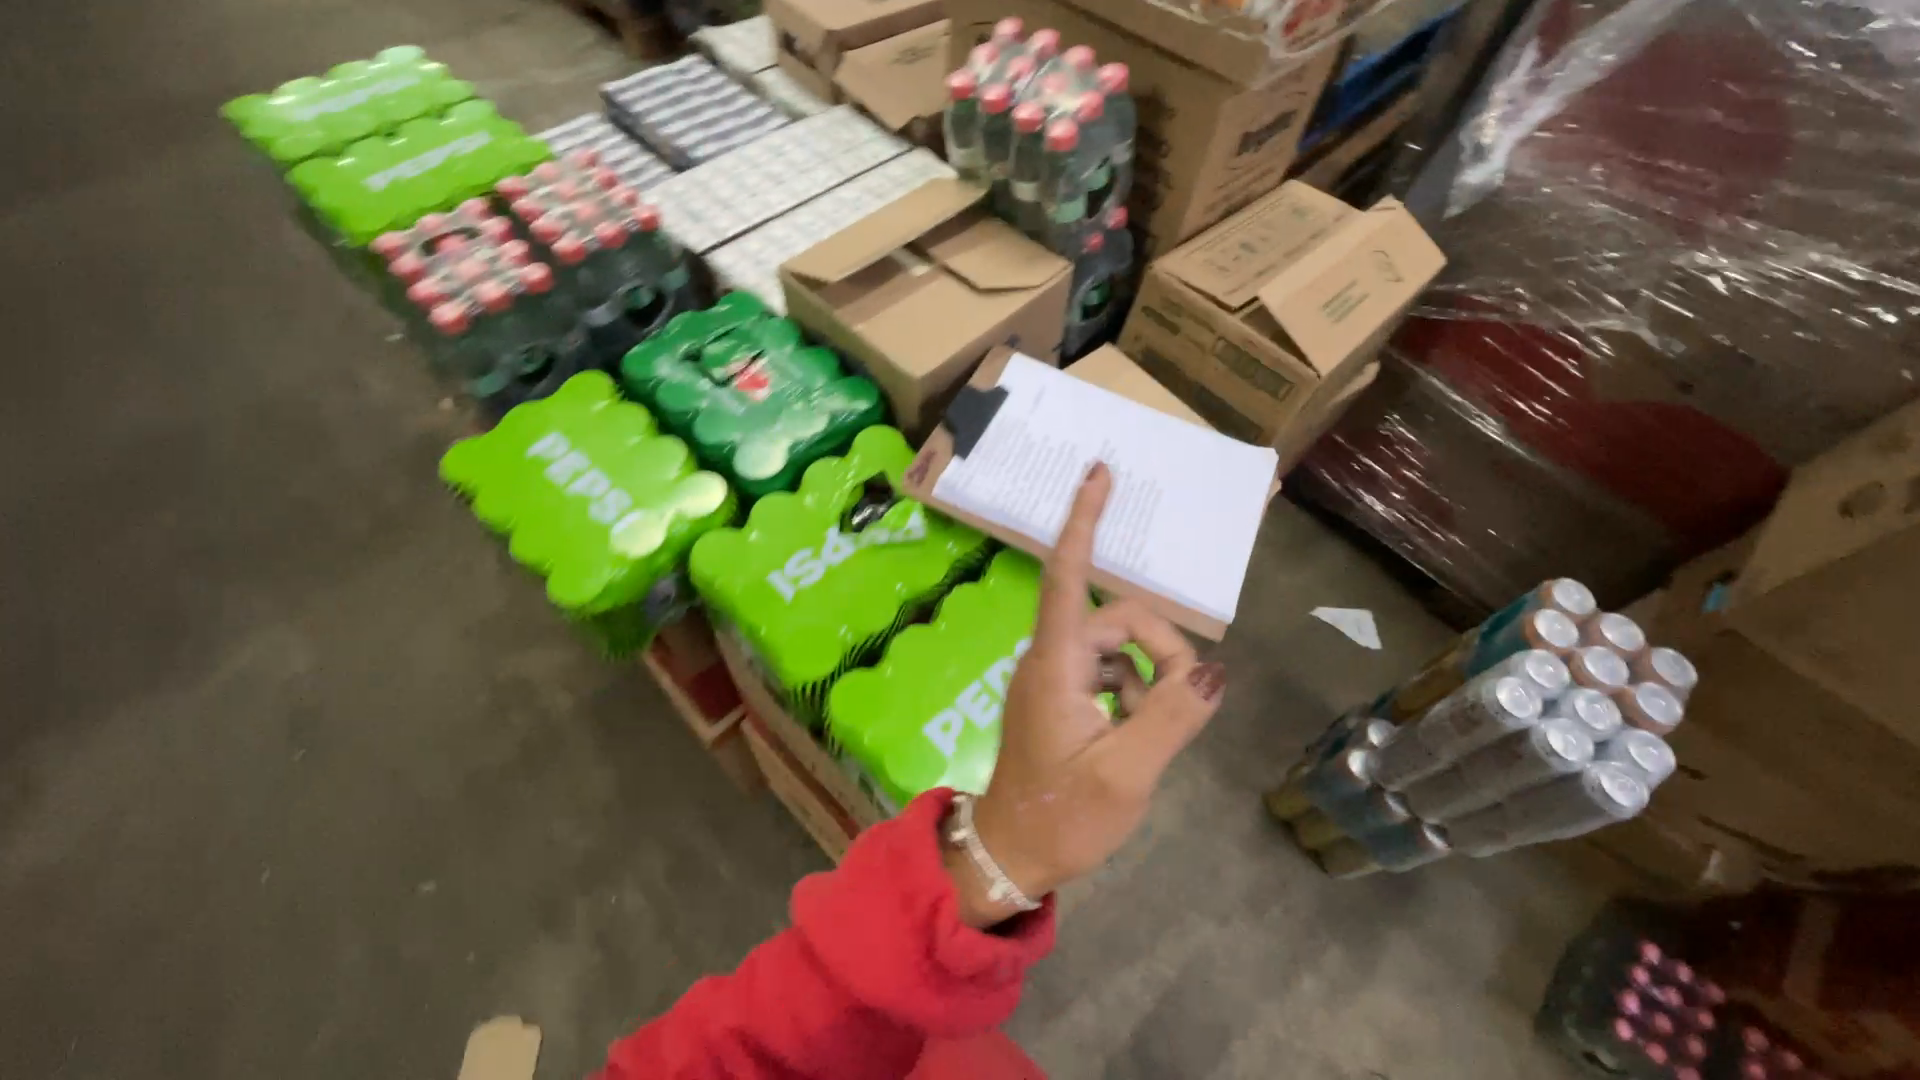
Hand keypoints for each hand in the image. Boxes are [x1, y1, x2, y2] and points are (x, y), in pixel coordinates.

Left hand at [945, 462, 1226, 928]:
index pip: (1067, 575)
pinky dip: (1135, 693)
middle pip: (1118, 619)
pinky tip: (1136, 734)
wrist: (1013, 852)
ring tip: (1148, 735)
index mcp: (1056, 663)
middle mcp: (1050, 658)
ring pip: (1120, 647)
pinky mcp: (1060, 697)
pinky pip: (1110, 672)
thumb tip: (1211, 668)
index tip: (1099, 474)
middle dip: (1160, 650)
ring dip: (1149, 679)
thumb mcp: (1127, 772)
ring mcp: (1054, 678)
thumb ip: (1172, 714)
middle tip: (1182, 705)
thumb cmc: (1062, 815)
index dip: (1084, 521)